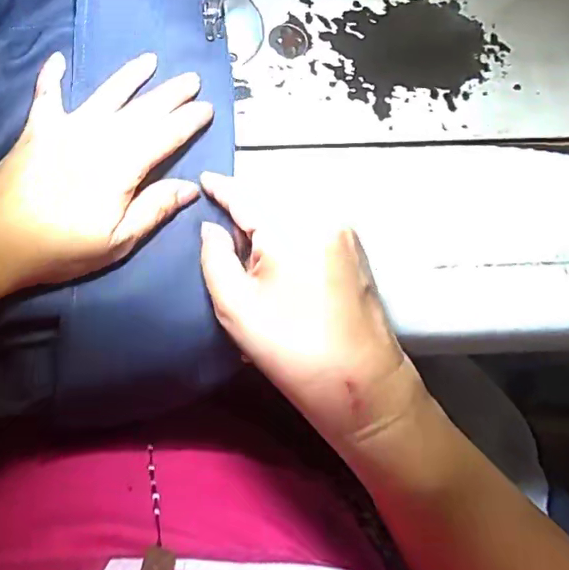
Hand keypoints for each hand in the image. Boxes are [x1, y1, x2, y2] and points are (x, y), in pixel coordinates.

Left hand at [0, 52, 212, 291]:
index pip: (165, 136)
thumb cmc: (59, 247)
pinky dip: (52, 76)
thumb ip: (153, 209)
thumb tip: (190, 187)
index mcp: (122, 165)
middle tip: (191, 79)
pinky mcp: (38, 128)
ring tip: (148, 60)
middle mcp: (99, 136)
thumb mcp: (116, 241)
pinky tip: (58, 58)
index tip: (206, 108)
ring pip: (105, 95)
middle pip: (142, 110)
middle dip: (170, 94)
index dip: (188, 121)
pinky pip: (47, 95)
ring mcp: (66, 127)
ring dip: (129, 77)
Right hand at [198, 172, 429, 449]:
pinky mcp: (354, 249)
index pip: (247, 196)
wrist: (365, 388)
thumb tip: (211, 228)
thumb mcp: (236, 307)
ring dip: (266, 215)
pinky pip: (309, 222)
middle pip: (271, 197)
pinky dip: (286, 226)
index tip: (203, 180)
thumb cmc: (295, 352)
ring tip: (244, 240)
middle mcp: (323, 220)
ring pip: (291, 208)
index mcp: (293, 231)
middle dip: (244, 202)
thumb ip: (214, 258)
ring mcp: (344, 233)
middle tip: (218, 218)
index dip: (220, 188)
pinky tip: (275, 252)